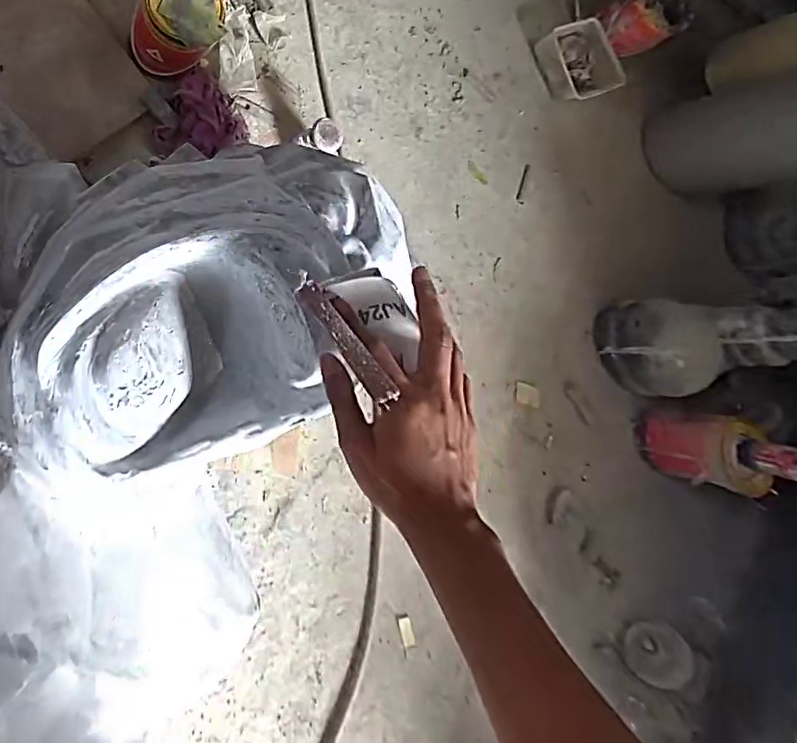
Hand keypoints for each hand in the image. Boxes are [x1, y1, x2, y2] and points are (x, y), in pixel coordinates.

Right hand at [320, 266, 479, 545]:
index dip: (352, 322)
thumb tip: (330, 362)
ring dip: (442, 323)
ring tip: (431, 304)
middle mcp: (435, 395)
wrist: (443, 519)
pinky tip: (444, 349)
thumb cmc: (396, 485)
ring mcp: (456, 404)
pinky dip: (450, 351)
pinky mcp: (467, 416)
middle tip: (420, 276)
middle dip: (428, 301)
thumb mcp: (356, 444)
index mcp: (403, 401)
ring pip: (454, 351)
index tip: (337, 303)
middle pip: (434, 337)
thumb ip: (342, 398)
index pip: (373, 349)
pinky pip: (460, 371)